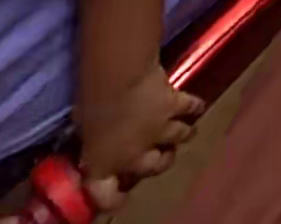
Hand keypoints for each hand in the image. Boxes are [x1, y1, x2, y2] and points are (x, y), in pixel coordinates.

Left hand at [75, 64, 203, 209]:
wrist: (117, 81)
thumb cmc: (89, 104)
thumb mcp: (80, 128)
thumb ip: (91, 140)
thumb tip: (92, 138)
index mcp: (105, 166)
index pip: (107, 196)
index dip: (114, 199)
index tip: (120, 198)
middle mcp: (135, 154)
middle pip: (154, 165)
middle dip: (160, 161)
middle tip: (165, 156)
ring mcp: (159, 129)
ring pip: (177, 136)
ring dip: (183, 135)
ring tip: (189, 133)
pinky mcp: (174, 104)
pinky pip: (188, 106)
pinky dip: (194, 106)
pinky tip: (200, 106)